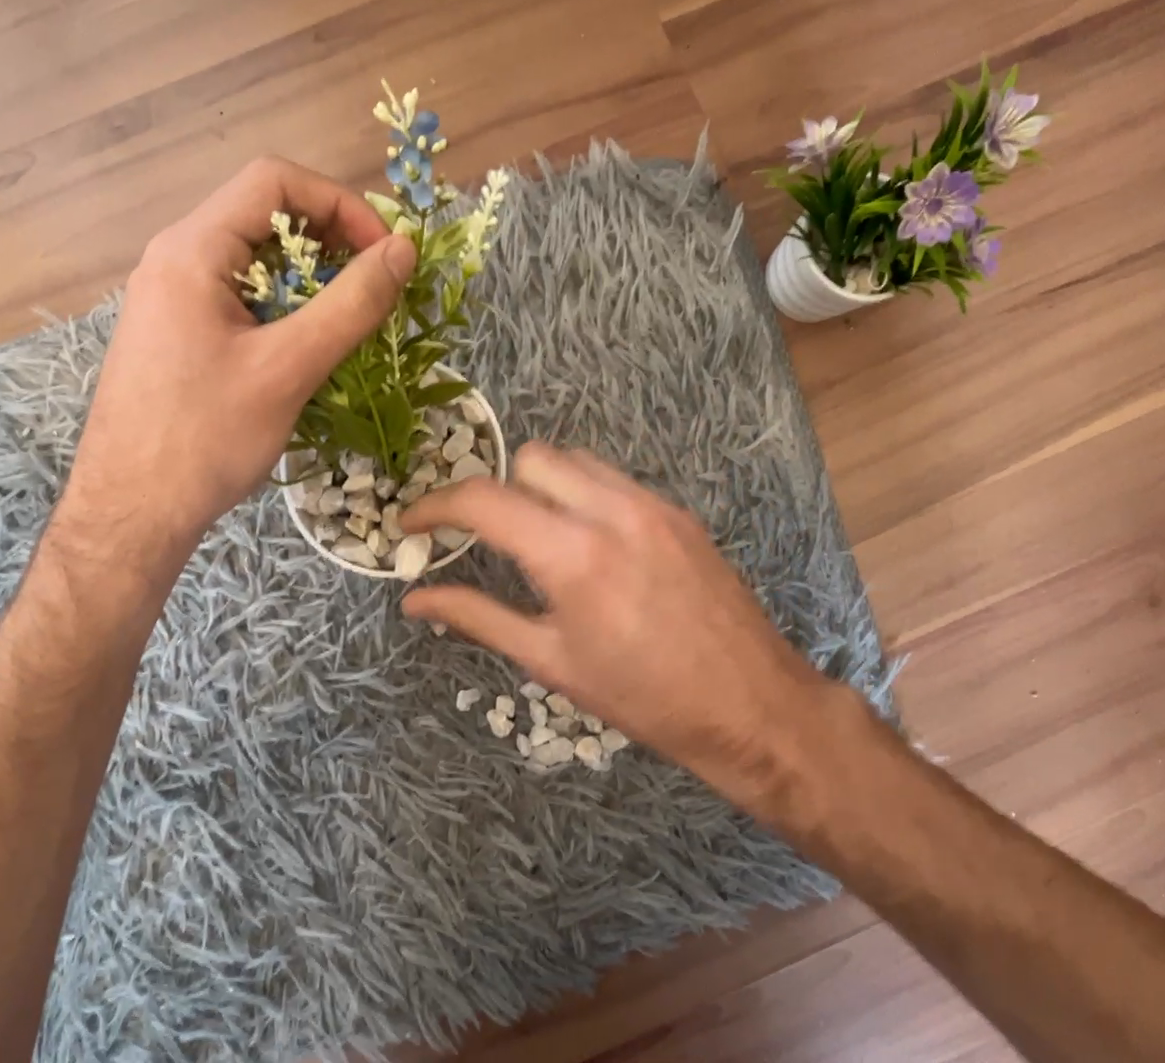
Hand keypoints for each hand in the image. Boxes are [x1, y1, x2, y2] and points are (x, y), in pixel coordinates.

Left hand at [58, 156, 418, 550]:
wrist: (132, 512)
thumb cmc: (205, 439)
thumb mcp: (287, 368)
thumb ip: (350, 304)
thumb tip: (402, 250)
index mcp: (191, 250)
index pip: (274, 181)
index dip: (341, 204)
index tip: (384, 253)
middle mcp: (174, 259)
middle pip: (263, 215)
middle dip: (329, 242)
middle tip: (373, 289)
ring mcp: (169, 298)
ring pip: (252, 260)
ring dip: (308, 280)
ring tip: (346, 324)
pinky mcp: (174, 333)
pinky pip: (237, 297)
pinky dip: (281, 309)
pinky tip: (303, 350)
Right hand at [400, 443, 868, 811]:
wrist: (752, 705)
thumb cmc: (643, 698)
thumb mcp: (551, 662)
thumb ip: (478, 617)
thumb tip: (416, 600)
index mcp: (572, 555)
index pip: (483, 500)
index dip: (434, 506)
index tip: (412, 524)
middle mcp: (612, 511)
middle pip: (529, 457)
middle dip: (495, 488)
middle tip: (483, 535)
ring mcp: (653, 505)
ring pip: (575, 460)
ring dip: (540, 486)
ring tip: (535, 537)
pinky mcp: (679, 513)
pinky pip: (615, 479)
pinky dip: (583, 495)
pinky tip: (588, 544)